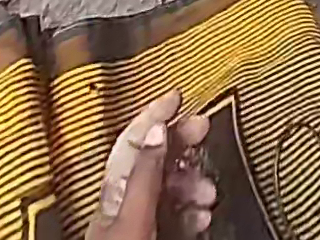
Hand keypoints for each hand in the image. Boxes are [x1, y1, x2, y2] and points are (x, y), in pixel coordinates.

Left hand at [88, 90, 215, 239]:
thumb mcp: (133, 216)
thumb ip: (144, 174)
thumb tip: (157, 129)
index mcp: (112, 189)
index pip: (134, 138)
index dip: (156, 112)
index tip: (176, 95)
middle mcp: (120, 201)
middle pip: (154, 158)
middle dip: (181, 141)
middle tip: (202, 127)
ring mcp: (134, 222)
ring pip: (166, 187)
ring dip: (190, 180)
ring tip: (208, 188)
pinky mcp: (148, 238)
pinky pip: (172, 214)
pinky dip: (189, 209)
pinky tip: (201, 214)